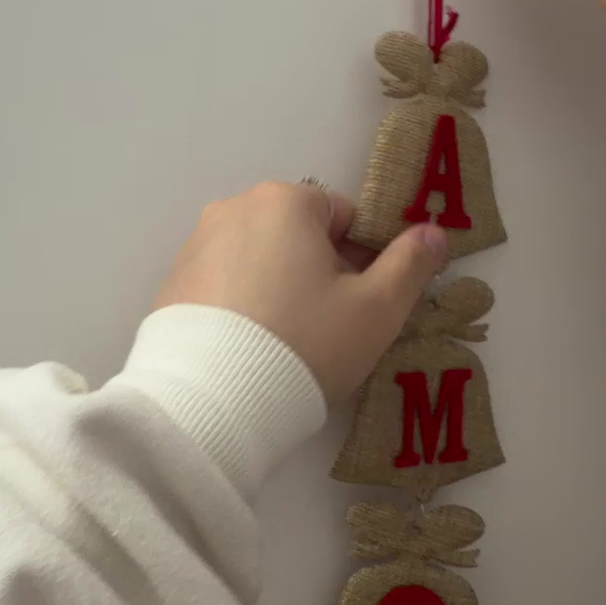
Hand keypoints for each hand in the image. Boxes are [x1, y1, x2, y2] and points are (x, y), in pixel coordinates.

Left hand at [154, 183, 447, 403]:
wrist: (213, 403)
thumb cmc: (306, 344)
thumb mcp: (376, 309)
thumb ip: (410, 265)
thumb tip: (433, 233)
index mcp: (284, 201)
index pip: (341, 214)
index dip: (362, 256)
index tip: (362, 301)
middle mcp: (232, 210)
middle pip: (297, 234)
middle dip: (319, 270)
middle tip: (328, 326)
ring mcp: (194, 248)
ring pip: (259, 259)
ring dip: (281, 287)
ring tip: (287, 342)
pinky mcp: (172, 287)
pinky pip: (224, 285)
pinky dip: (243, 306)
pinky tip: (250, 348)